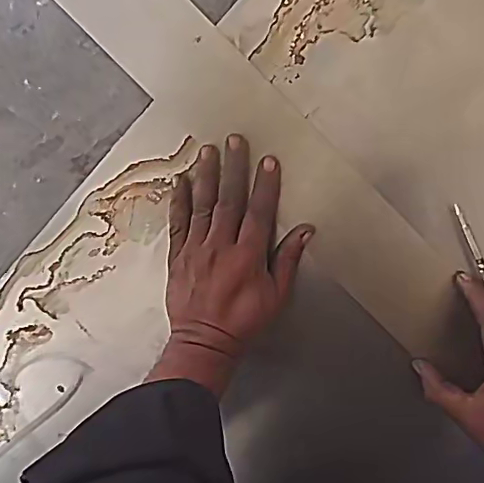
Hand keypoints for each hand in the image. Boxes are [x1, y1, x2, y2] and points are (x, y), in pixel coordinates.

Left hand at [146, 135, 313, 395]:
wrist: (204, 341)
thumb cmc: (243, 322)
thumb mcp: (276, 296)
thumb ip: (287, 260)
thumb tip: (304, 231)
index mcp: (248, 255)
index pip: (259, 212)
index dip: (265, 185)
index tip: (268, 162)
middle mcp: (221, 246)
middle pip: (229, 200)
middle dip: (234, 168)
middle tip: (235, 140)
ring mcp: (197, 249)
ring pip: (203, 205)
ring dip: (207, 176)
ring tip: (209, 151)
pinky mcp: (178, 256)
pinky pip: (179, 223)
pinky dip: (180, 201)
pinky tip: (183, 182)